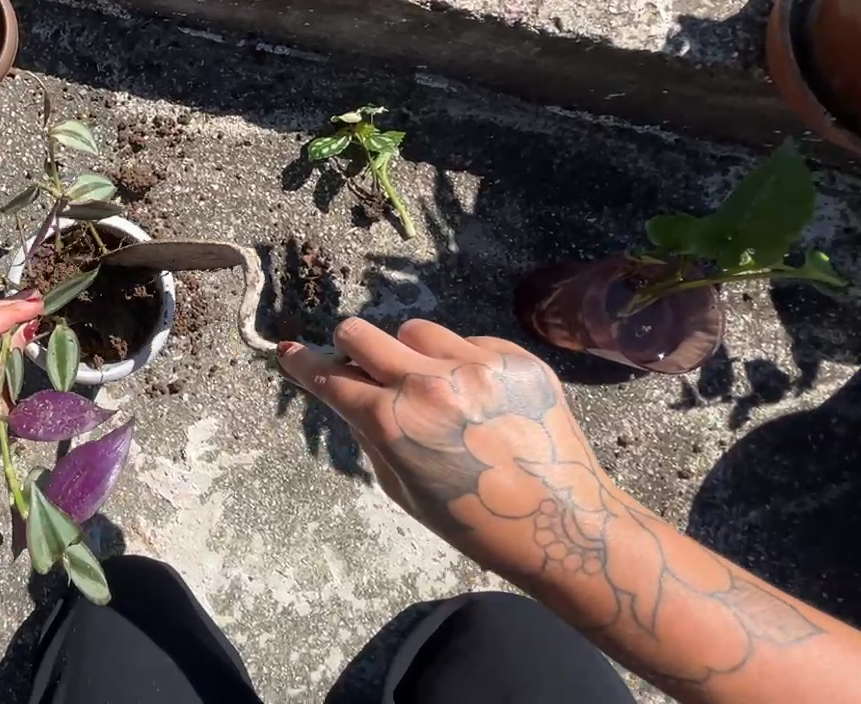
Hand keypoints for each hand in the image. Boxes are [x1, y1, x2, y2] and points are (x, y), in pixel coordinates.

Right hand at [278, 318, 616, 585]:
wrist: (571, 529)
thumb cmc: (474, 521)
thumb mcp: (400, 486)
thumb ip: (366, 428)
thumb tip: (343, 387)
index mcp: (394, 423)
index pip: (328, 378)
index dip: (302, 366)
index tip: (289, 353)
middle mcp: (429, 384)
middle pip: (358, 333)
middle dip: (349, 349)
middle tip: (364, 370)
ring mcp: (475, 366)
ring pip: (411, 330)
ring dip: (408, 354)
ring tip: (435, 387)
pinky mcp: (514, 359)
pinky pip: (464, 340)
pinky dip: (458, 362)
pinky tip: (479, 396)